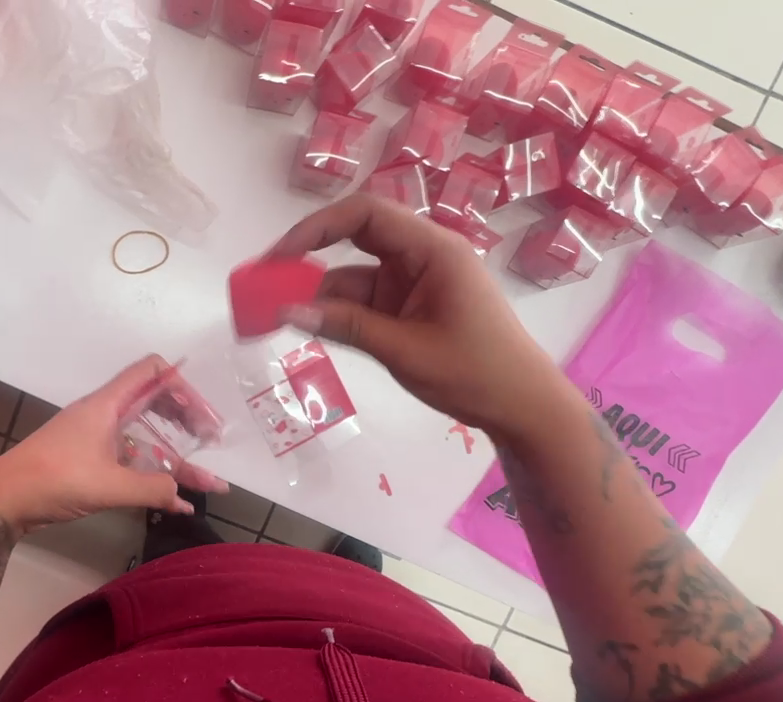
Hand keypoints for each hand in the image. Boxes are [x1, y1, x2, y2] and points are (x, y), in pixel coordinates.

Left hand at [0, 355, 228, 535]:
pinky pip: (132, 460)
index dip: (183, 387)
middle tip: (210, 441)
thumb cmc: (55, 480)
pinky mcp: (90, 461)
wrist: (6, 499)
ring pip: (145, 436)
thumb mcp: (110, 486)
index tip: (203, 418)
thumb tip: (182, 495)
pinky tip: (175, 500)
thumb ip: (153, 488)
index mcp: (107, 405)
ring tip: (205, 478)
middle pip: (154, 401)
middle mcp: (104, 415)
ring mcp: (96, 438)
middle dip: (186, 419)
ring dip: (175, 455)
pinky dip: (154, 475)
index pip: (152, 372)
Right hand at [268, 195, 574, 442]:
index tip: (278, 256)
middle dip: (308, 259)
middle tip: (265, 282)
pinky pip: (364, 304)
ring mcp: (414, 284)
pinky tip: (309, 329)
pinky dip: (336, 315)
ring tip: (275, 317)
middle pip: (355, 241)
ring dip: (318, 297)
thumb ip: (345, 327)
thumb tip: (287, 312)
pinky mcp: (408, 309)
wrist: (518, 404)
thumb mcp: (403, 350)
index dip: (316, 228)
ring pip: (354, 279)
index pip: (366, 216)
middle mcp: (421, 257)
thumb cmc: (473, 372)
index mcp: (432, 250)